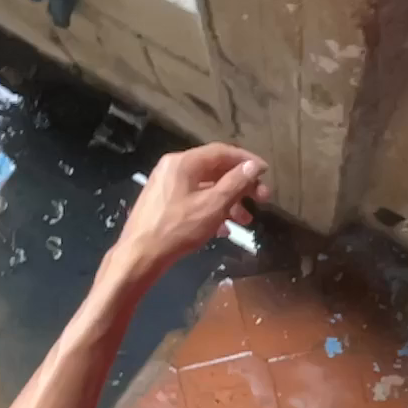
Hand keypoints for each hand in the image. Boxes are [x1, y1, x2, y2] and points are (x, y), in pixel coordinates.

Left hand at [113, 143, 268, 278]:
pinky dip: (212, 210)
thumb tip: (254, 166)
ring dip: (229, 201)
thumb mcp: (213, 206)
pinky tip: (223, 229)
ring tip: (245, 221)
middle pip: (215, 170)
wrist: (141, 255)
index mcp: (184, 162)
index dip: (247, 161)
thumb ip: (236, 183)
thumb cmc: (178, 229)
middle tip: (261, 200)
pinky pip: (194, 199)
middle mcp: (174, 168)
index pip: (222, 152)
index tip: (266, 174)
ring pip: (206, 187)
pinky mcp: (163, 203)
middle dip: (241, 185)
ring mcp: (167, 185)